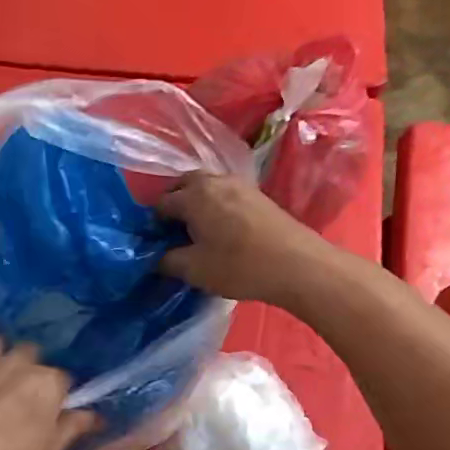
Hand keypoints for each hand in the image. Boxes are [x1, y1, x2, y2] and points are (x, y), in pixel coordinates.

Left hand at [0, 314, 96, 449]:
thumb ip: (72, 428)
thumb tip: (96, 414)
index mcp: (48, 384)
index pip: (63, 379)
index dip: (58, 394)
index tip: (52, 409)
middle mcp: (20, 362)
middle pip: (32, 355)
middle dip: (30, 369)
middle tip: (22, 393)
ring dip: (0, 353)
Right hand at [156, 173, 335, 305]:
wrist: (297, 264)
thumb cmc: (239, 266)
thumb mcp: (194, 269)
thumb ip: (167, 260)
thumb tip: (154, 256)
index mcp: (193, 195)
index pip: (161, 203)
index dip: (152, 224)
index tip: (152, 243)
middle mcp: (214, 180)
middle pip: (183, 186)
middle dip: (173, 205)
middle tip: (171, 234)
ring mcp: (239, 184)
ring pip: (206, 187)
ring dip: (195, 203)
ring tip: (195, 231)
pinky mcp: (257, 195)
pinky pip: (225, 193)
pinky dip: (214, 205)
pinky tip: (219, 229)